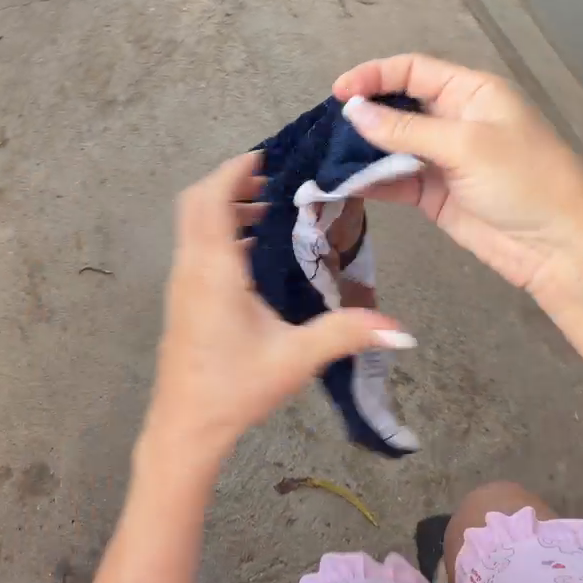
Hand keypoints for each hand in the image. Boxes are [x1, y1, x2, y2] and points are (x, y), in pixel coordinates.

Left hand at [145, 152, 412, 467]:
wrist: (185, 426)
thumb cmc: (235, 387)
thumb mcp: (295, 358)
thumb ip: (346, 334)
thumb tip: (401, 329)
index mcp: (213, 269)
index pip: (212, 198)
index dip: (233, 170)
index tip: (265, 156)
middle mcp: (190, 267)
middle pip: (195, 202)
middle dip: (229, 182)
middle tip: (272, 180)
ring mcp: (181, 282)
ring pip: (192, 224)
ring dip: (223, 207)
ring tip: (269, 210)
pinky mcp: (181, 298)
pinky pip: (195, 245)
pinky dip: (218, 231)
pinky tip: (253, 251)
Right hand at [333, 54, 582, 296]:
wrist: (560, 249)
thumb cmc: (525, 181)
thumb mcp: (465, 146)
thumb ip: (405, 129)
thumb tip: (352, 110)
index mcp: (471, 93)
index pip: (413, 71)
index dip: (374, 76)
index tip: (338, 92)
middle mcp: (454, 119)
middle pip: (398, 106)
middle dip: (364, 114)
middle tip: (327, 129)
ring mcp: (443, 158)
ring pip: (391, 146)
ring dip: (362, 151)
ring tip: (328, 158)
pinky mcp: (434, 194)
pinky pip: (394, 180)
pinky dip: (370, 181)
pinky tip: (344, 184)